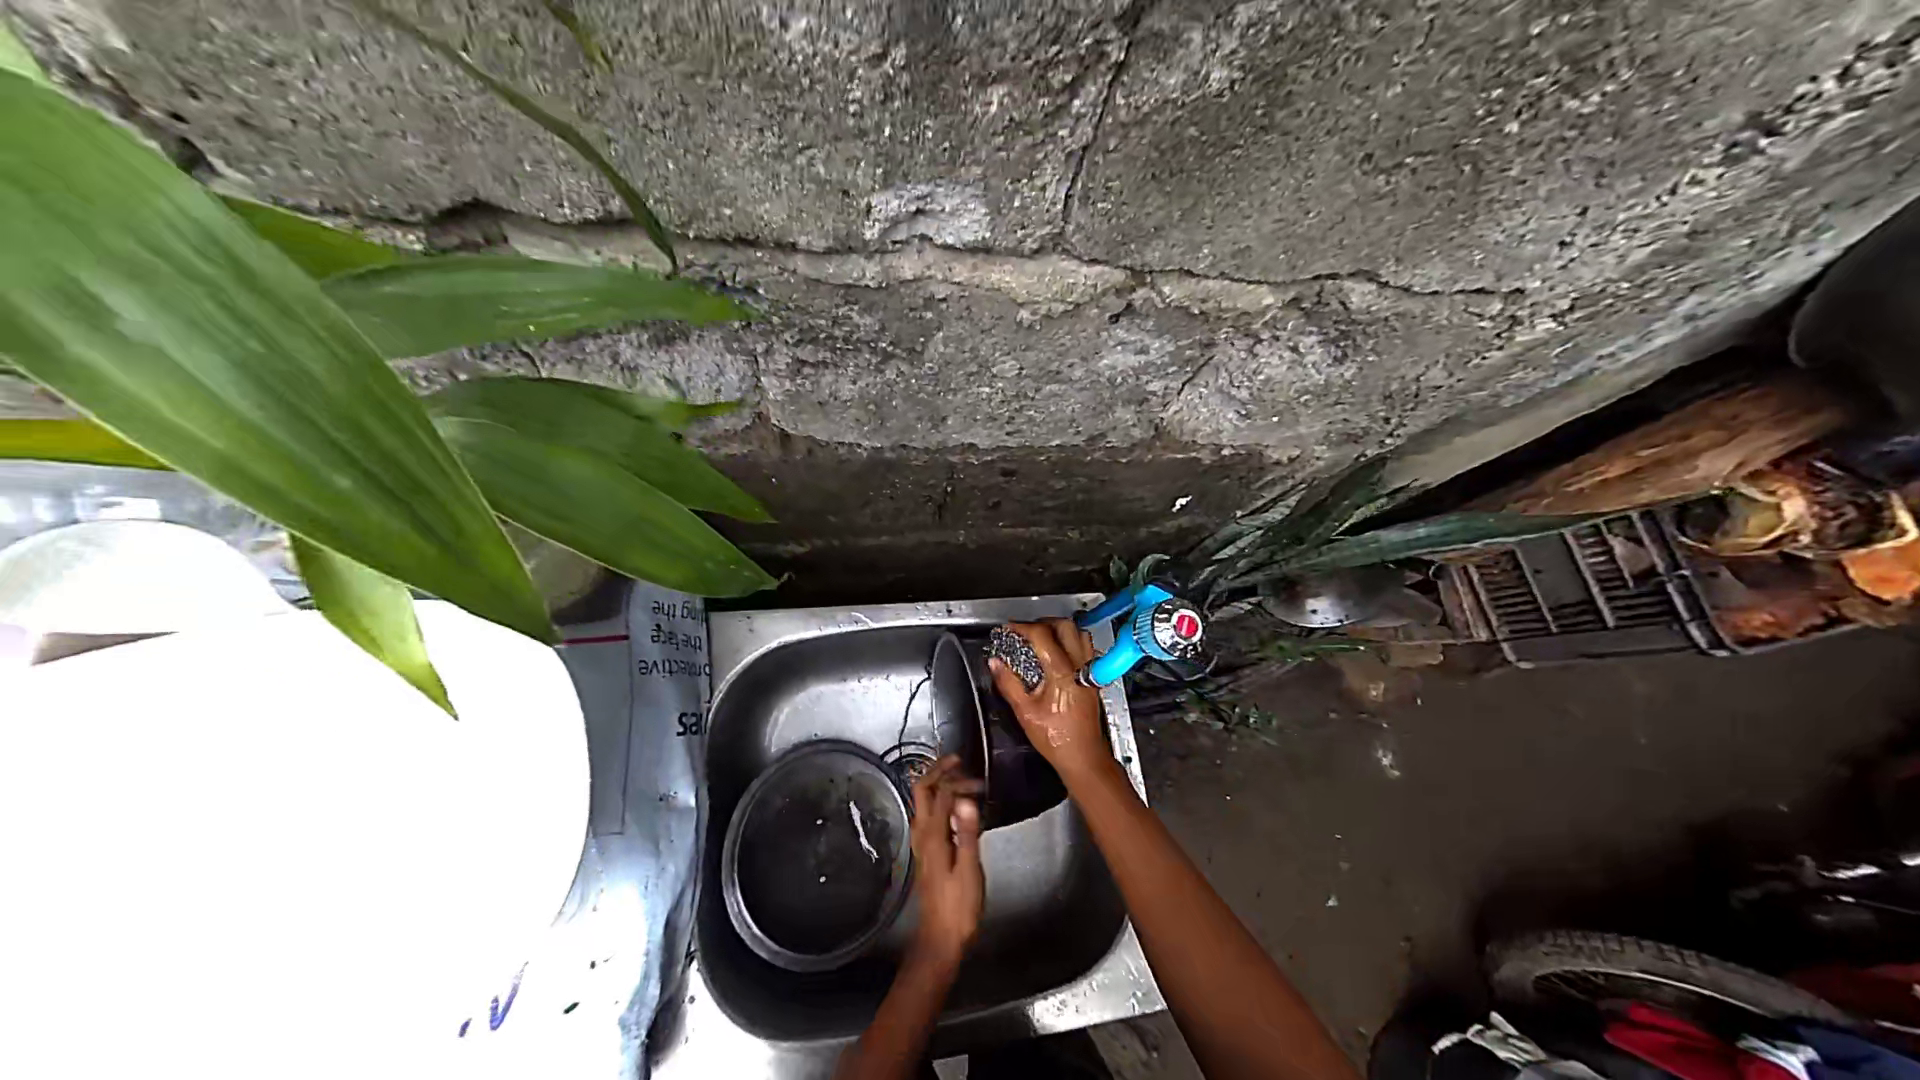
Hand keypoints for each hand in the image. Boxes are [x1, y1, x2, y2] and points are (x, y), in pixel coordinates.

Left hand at [908, 756, 983, 965]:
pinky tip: (957, 809)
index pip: (942, 794)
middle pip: (922, 790)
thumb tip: (968, 800)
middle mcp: (922, 833)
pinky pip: (928, 815)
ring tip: (958, 778)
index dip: (960, 782)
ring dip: (937, 784)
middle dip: (938, 771)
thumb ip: (969, 833)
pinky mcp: (927, 850)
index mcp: (933, 835)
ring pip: (922, 801)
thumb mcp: (970, 870)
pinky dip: (940, 801)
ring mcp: (921, 842)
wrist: (940, 938)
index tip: (980, 781)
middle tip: (958, 761)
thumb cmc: (959, 906)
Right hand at [986, 619, 1108, 780]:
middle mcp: (1079, 668)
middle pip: (1066, 626)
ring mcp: (1089, 672)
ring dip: (1060, 630)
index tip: (1010, 629)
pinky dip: (1071, 642)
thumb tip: (995, 664)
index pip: (1042, 636)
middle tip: (1025, 630)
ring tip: (1041, 637)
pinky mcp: (1093, 679)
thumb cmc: (1057, 740)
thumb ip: (1008, 683)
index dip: (1023, 627)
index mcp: (1062, 673)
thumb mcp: (1025, 712)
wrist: (1083, 757)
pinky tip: (1058, 653)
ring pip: (1080, 634)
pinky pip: (1086, 649)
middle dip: (1043, 622)